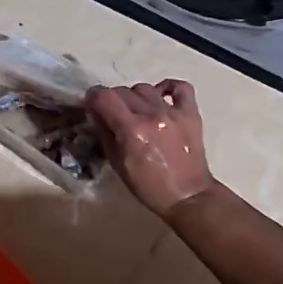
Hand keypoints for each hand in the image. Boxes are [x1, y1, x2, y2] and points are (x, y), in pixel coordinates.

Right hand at [85, 80, 213, 214]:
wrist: (187, 196)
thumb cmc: (147, 184)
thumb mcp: (116, 162)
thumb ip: (104, 132)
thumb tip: (96, 112)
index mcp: (131, 129)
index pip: (103, 96)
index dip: (93, 98)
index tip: (92, 106)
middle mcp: (151, 115)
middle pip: (122, 90)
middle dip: (112, 100)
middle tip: (113, 114)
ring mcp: (173, 112)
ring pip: (144, 88)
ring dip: (134, 97)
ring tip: (136, 111)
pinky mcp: (190, 113)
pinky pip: (180, 87)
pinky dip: (167, 87)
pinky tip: (160, 97)